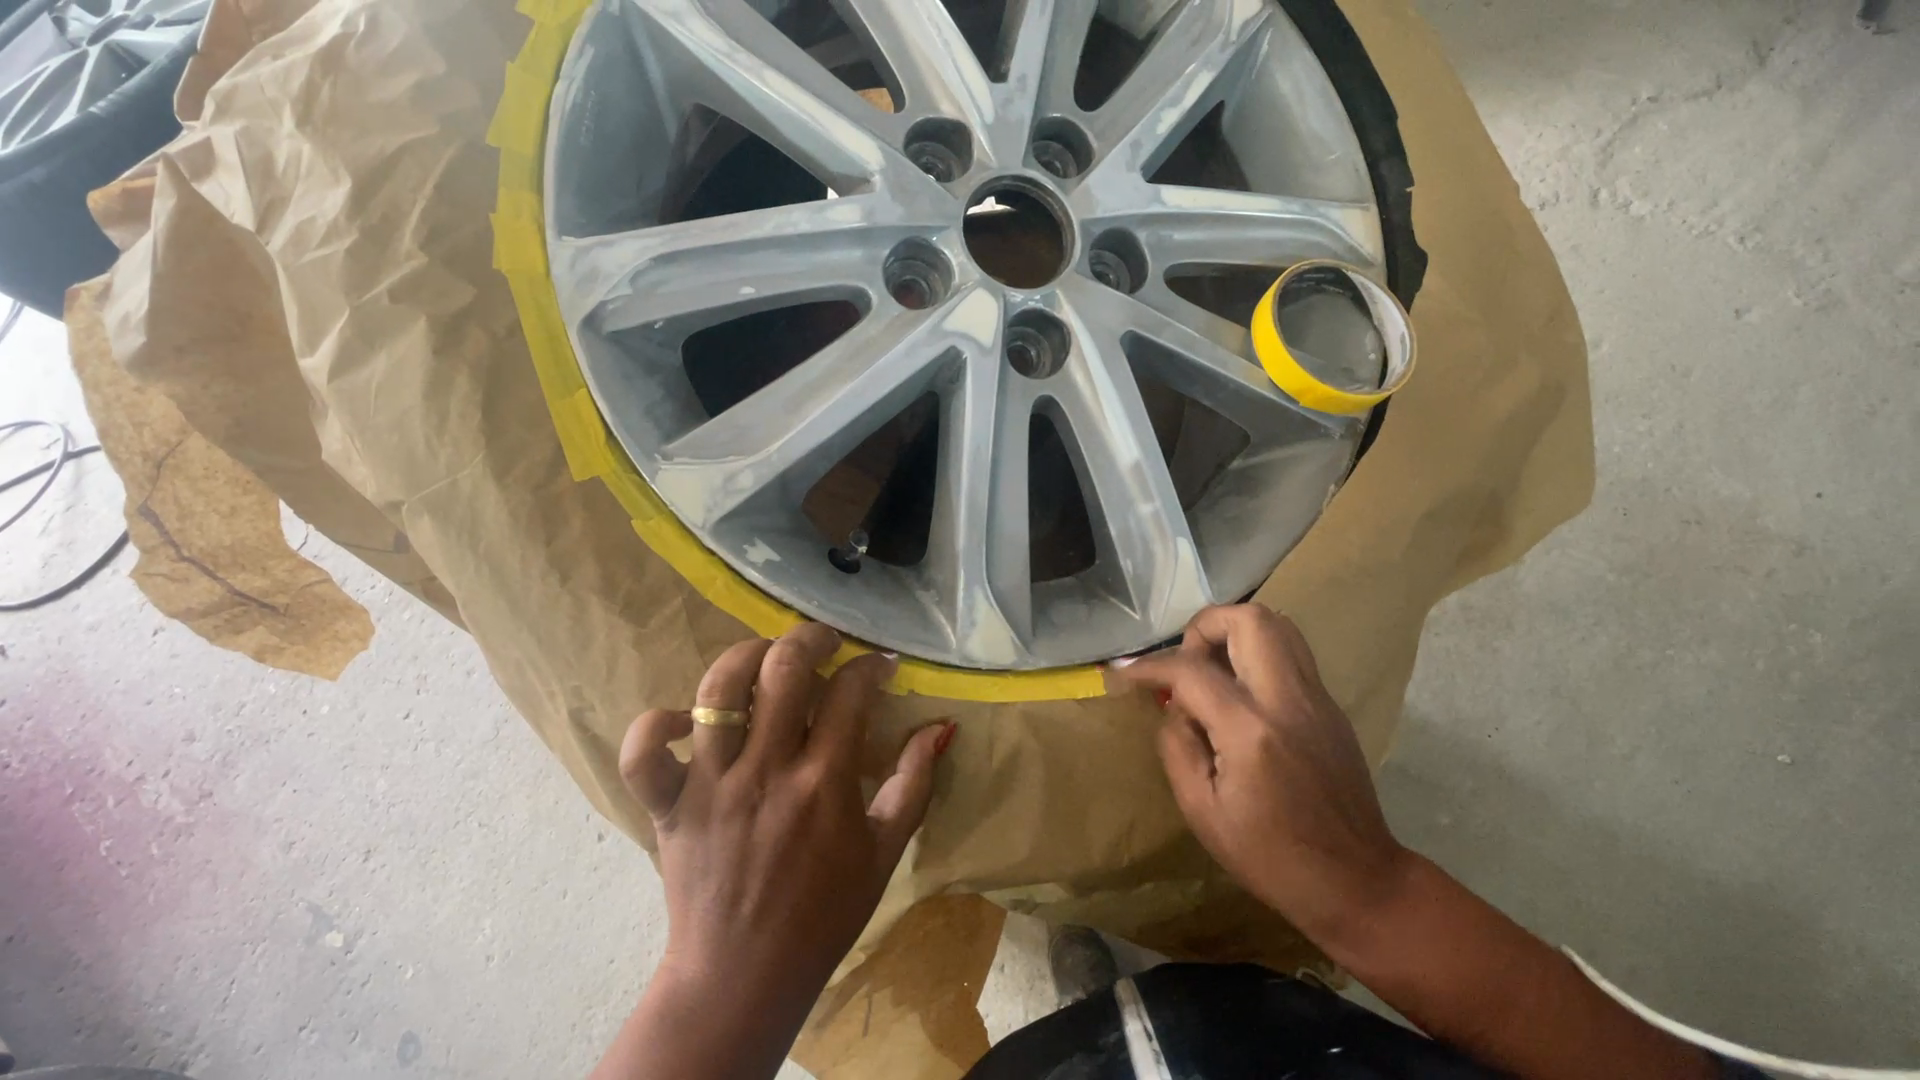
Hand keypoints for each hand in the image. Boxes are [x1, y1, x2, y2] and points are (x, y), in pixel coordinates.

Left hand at [603, 624, 948, 1078]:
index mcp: (825, 782)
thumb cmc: (823, 914)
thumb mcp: (884, 851)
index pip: (851, 692)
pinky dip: (656, 724)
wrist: (745, 974)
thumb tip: (939, 727)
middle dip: (811, 638)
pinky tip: (684, 720)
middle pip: (784, 670)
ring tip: (764, 659)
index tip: (881, 666)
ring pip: (717, 691)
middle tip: (825, 642)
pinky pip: (643, 751)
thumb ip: (913, 784)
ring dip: (744, 658)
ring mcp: (712, 784)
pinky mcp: (668, 805)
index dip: (871, 666)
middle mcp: (767, 770)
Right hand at [1114, 604, 1410, 947]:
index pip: (1191, 670)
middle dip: (1203, 629)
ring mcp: (1318, 699)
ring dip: (1234, 635)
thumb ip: (1177, 746)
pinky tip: (1240, 696)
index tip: (1126, 676)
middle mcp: (1288, 700)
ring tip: (1211, 672)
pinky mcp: (1331, 708)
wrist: (1356, 881)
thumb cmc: (1270, 857)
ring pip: (1278, 626)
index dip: (1150, 667)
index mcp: (1250, 730)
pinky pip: (1291, 655)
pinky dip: (1257, 656)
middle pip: (1248, 620)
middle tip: (1185, 666)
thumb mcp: (1201, 811)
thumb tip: (1175, 708)